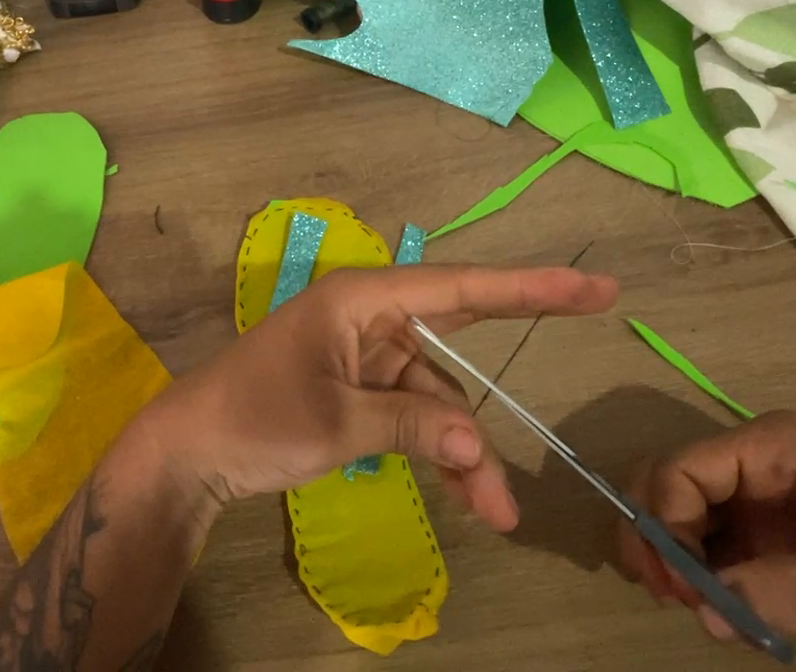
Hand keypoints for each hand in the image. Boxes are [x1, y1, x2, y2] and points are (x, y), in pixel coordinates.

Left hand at [130, 264, 618, 532]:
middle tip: (602, 304)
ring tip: (495, 512)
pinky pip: (413, 411)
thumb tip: (481, 446)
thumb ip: (414, 427)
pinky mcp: (359, 387)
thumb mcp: (338, 423)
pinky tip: (462, 494)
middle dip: (522, 331)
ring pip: (437, 393)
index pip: (458, 286)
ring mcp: (365, 353)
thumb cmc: (256, 418)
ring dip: (463, 447)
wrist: (193, 449)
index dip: (528, 285)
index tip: (589, 282)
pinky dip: (435, 448)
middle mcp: (369, 316)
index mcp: (361, 298)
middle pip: (459, 330)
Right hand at [619, 412, 795, 670]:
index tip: (679, 589)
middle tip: (666, 597)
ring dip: (673, 560)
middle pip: (670, 485)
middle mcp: (762, 466)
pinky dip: (702, 582)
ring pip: (684, 519)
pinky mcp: (781, 549)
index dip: (664, 520)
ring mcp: (769, 507)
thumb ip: (794, 594)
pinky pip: (715, 555)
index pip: (684, 468)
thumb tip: (702, 610)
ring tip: (691, 610)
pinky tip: (719, 614)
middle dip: (654, 534)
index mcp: (779, 447)